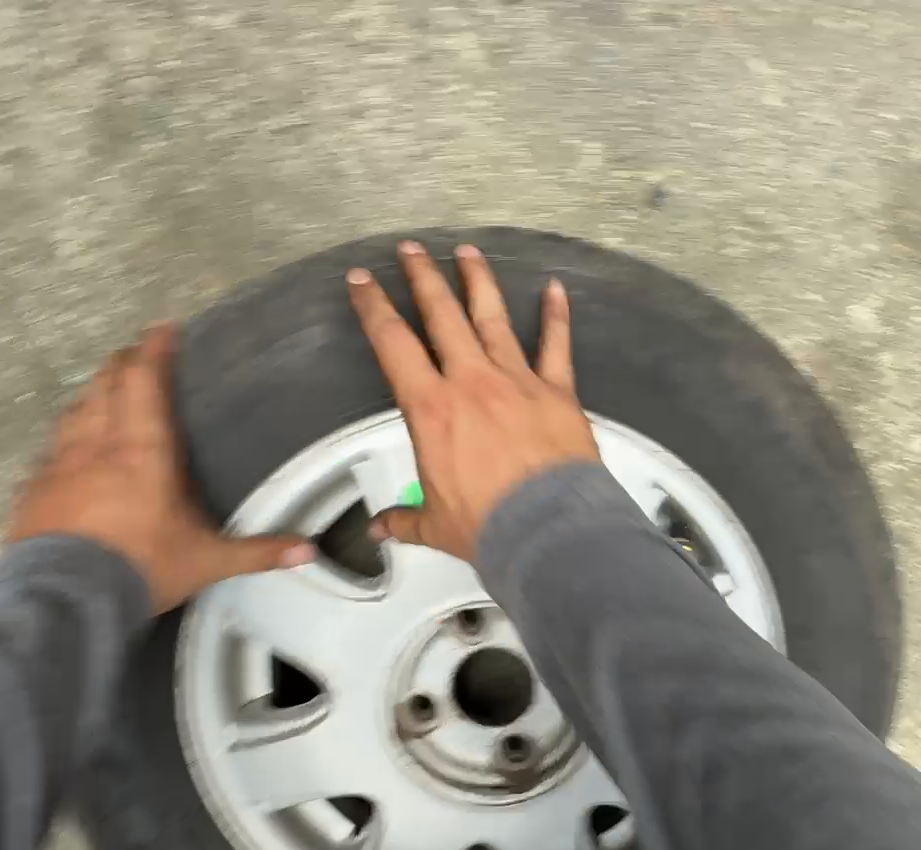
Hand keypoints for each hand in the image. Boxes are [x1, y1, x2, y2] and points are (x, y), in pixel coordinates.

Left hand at [9, 324, 314, 612]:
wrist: (65, 597)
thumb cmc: (143, 565)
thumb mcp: (208, 561)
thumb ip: (258, 552)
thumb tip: (310, 550)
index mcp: (144, 452)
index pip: (145, 383)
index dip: (155, 351)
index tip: (165, 329)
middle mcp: (98, 444)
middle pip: (106, 385)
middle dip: (124, 364)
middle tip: (139, 355)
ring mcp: (60, 463)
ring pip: (76, 409)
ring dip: (94, 392)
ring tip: (108, 389)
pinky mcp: (34, 487)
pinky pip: (52, 446)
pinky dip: (68, 433)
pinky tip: (71, 445)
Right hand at [347, 241, 599, 560]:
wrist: (547, 528)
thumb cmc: (489, 524)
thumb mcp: (435, 525)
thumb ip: (404, 520)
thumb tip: (381, 529)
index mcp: (432, 410)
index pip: (393, 345)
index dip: (374, 308)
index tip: (363, 282)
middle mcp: (472, 383)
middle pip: (442, 315)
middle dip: (423, 278)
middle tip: (412, 250)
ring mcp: (517, 381)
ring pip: (493, 318)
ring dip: (478, 281)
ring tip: (468, 252)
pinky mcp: (557, 392)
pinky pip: (556, 345)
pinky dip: (556, 316)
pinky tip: (555, 290)